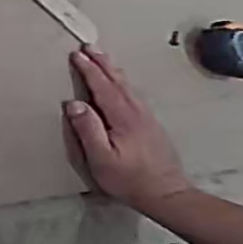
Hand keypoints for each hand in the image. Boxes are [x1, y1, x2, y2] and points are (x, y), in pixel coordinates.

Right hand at [65, 48, 193, 213]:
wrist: (168, 196)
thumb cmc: (130, 180)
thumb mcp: (101, 159)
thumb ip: (88, 130)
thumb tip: (74, 104)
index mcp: (123, 118)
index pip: (102, 87)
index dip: (88, 70)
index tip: (76, 54)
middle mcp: (137, 113)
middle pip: (117, 81)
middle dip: (102, 63)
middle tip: (89, 47)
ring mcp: (147, 118)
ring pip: (127, 87)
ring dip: (112, 70)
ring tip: (102, 59)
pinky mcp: (151, 126)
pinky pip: (133, 95)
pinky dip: (122, 83)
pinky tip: (120, 84)